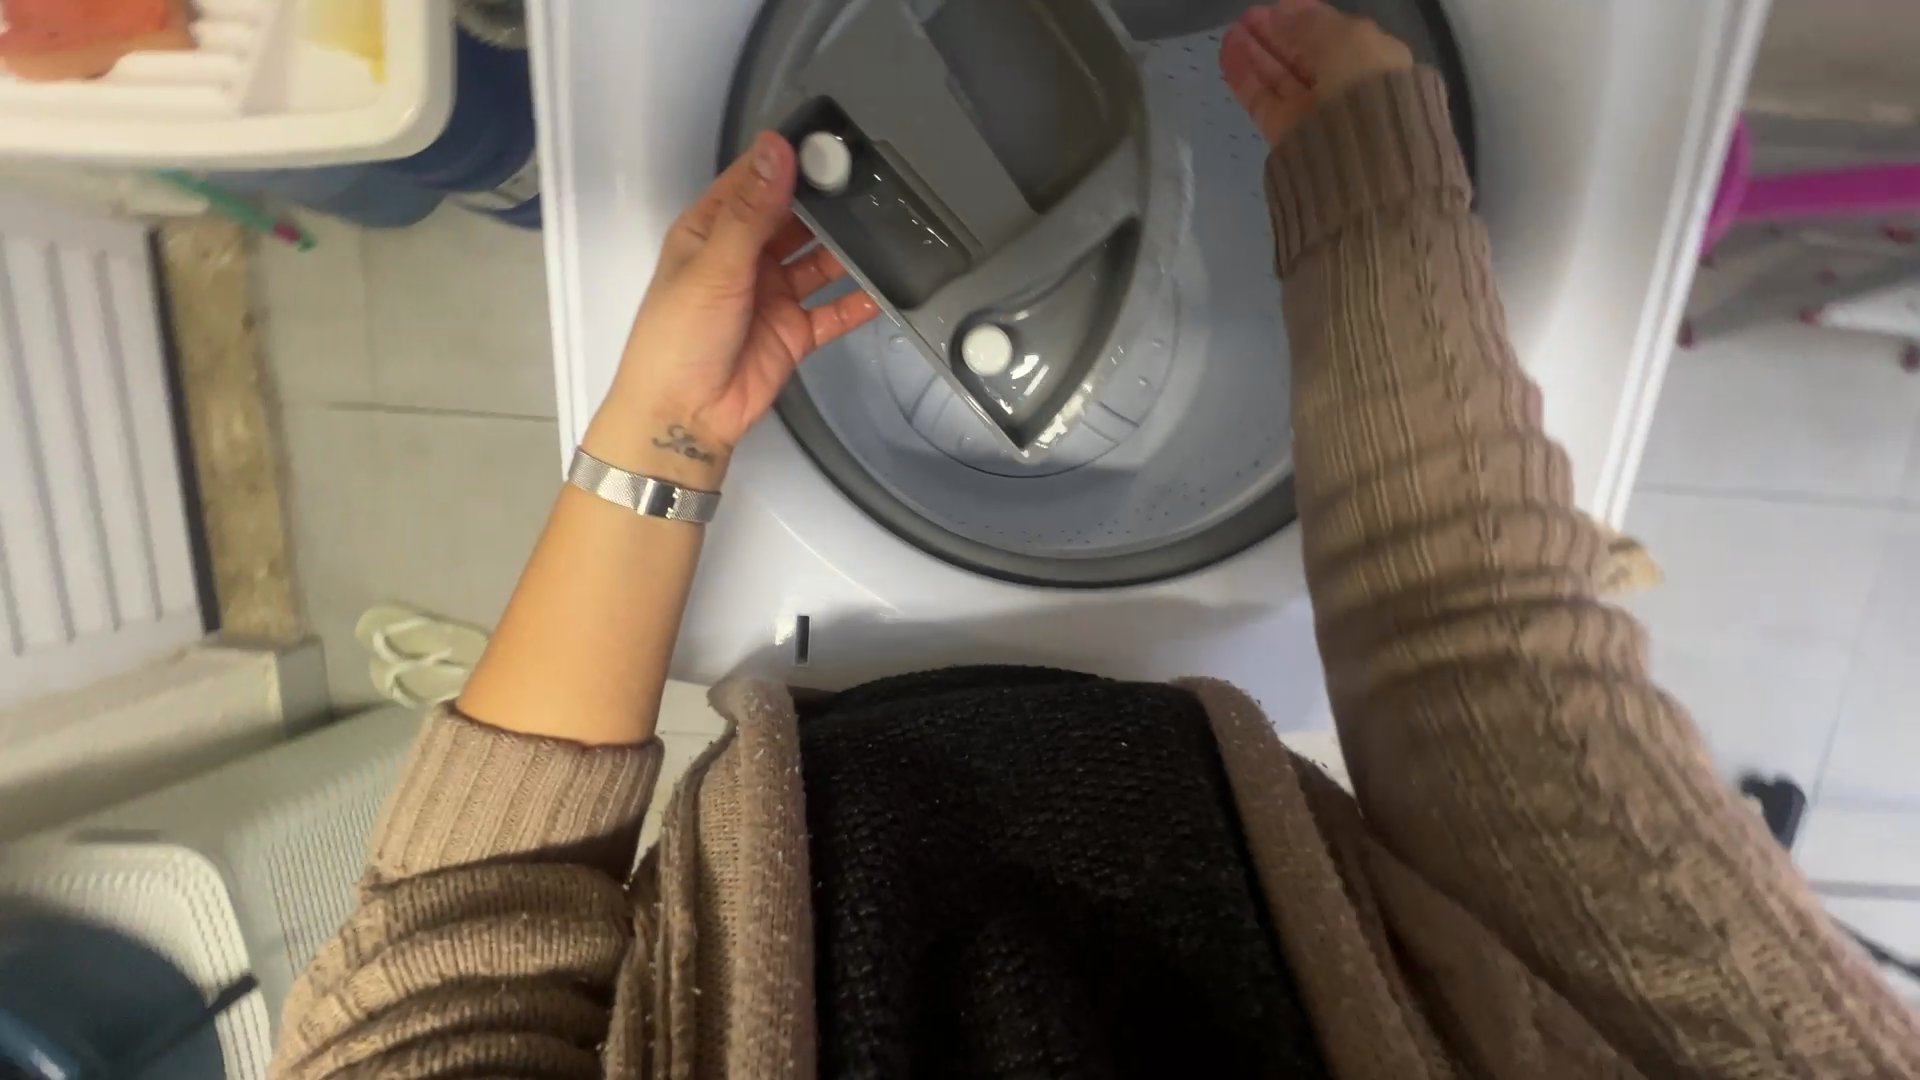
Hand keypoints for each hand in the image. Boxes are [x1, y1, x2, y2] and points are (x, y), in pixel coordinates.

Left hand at [594, 131, 880, 476]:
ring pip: (819, 263)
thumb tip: (777, 149)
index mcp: (714, 230)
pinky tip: (883, 291)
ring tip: (884, 230)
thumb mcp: (714, 265)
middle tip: (868, 185)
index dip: (789, 163)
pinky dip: (857, 304)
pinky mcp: (795, 331)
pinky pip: (833, 312)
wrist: (687, 412)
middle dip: (825, 206)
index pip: (756, 183)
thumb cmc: (680, 335)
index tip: (830, 145)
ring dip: (846, 251)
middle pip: (794, 222)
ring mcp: (774, 295)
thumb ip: (751, 211)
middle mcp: (747, 258)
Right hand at [1219, 0, 1412, 148]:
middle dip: (1272, 35)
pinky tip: (1228, 57)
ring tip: (1231, 33)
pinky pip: (1260, 100)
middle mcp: (1335, 83)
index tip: (1275, 5)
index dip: (1299, 17)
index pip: (1326, 33)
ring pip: (1276, 77)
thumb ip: (1308, 24)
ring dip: (1254, 54)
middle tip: (1247, 17)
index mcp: (1362, 57)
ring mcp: (1307, 110)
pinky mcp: (1282, 132)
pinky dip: (1244, 79)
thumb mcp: (1343, 37)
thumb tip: (1283, 13)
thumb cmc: (1361, 79)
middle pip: (1297, 55)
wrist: (1356, 145)